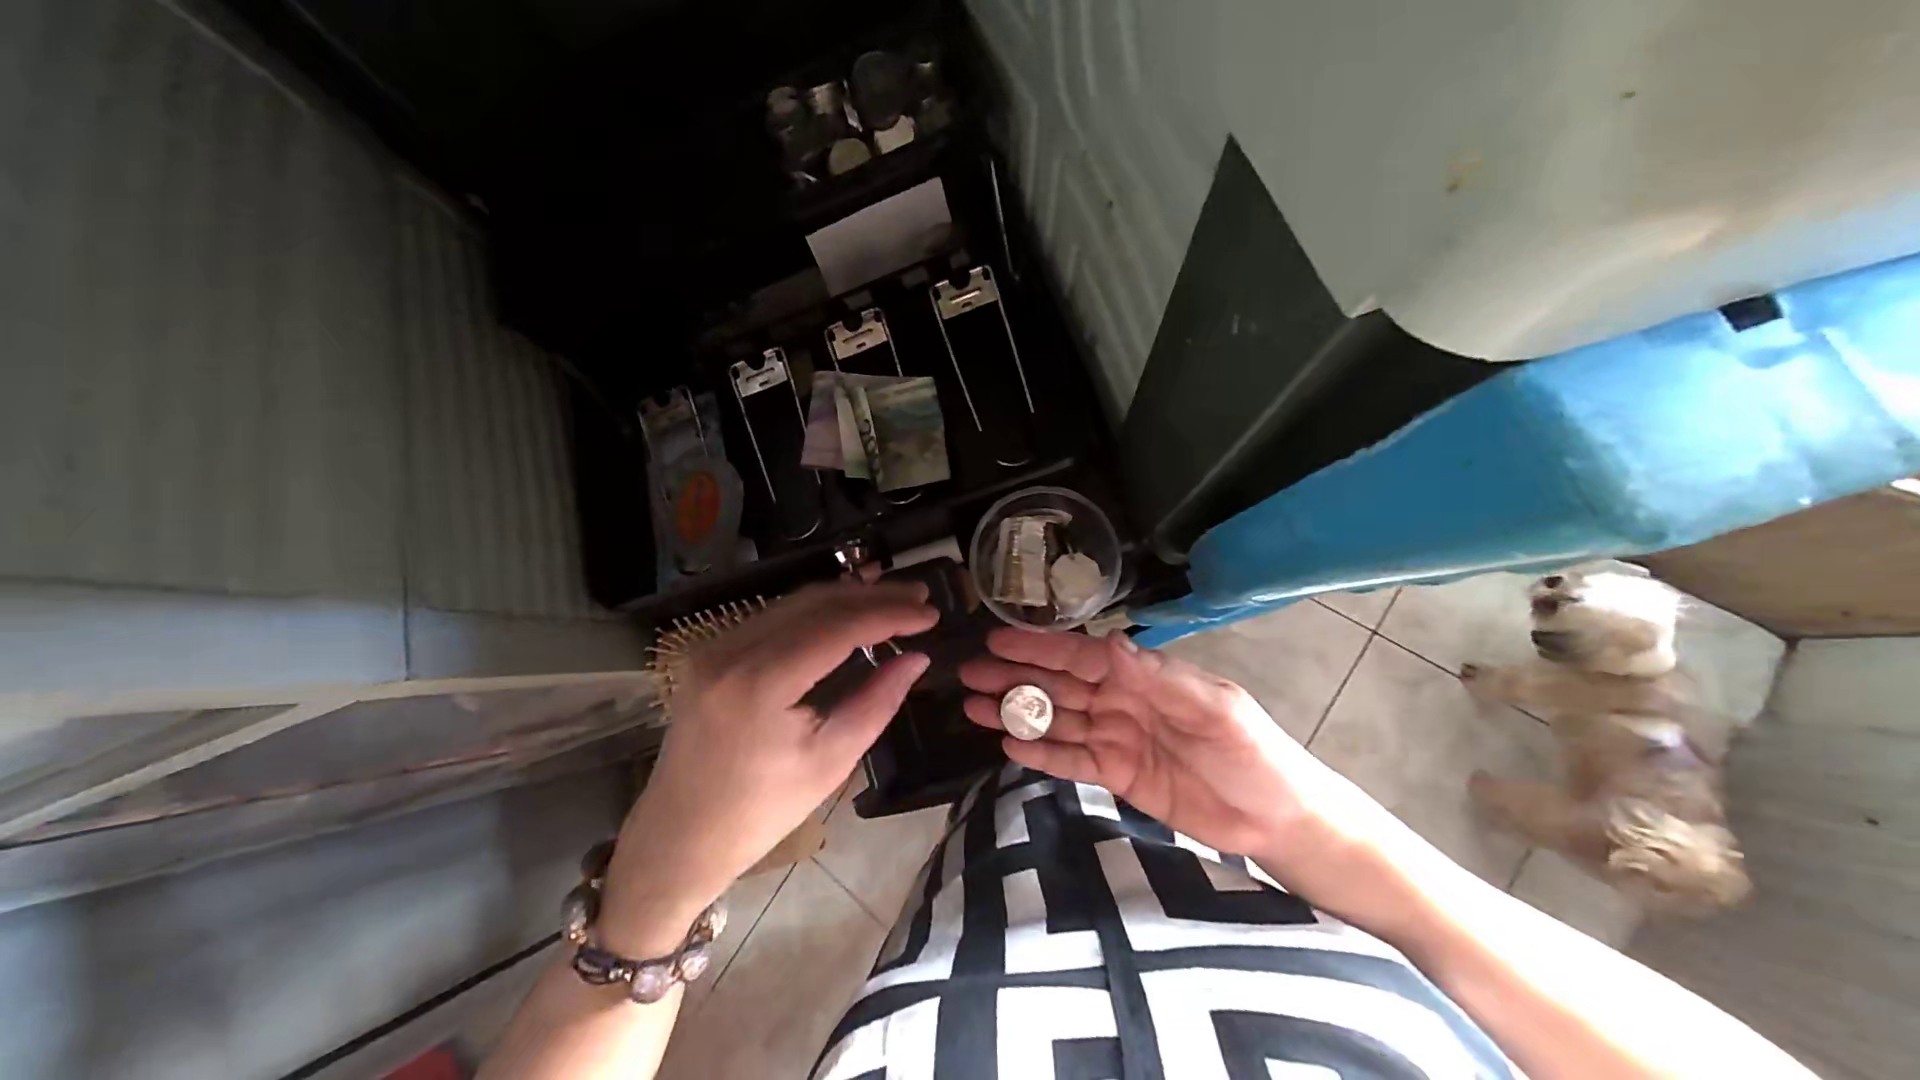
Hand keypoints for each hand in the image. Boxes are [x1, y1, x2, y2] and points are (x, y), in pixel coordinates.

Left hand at [598, 581, 936, 953]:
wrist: (680, 837)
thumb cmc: (761, 812)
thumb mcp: (831, 761)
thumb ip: (877, 701)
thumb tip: (917, 657)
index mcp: (760, 683)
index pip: (837, 626)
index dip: (889, 614)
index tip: (930, 613)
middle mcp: (731, 650)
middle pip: (815, 602)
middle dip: (872, 596)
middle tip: (920, 598)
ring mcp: (715, 646)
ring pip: (794, 602)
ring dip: (847, 598)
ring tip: (894, 600)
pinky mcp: (711, 651)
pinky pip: (774, 617)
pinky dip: (817, 611)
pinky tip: (848, 614)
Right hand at [959, 628, 1410, 909]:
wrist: (1278, 820)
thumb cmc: (1253, 754)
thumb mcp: (1215, 708)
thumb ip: (1159, 678)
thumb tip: (1108, 644)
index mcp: (1144, 677)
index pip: (1081, 657)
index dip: (1039, 648)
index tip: (997, 639)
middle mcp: (1122, 701)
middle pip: (1057, 686)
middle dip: (1014, 677)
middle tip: (967, 673)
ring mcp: (1115, 739)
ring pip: (1056, 721)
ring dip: (1016, 714)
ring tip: (972, 707)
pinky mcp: (1115, 775)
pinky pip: (1070, 761)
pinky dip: (1040, 754)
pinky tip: (1008, 747)